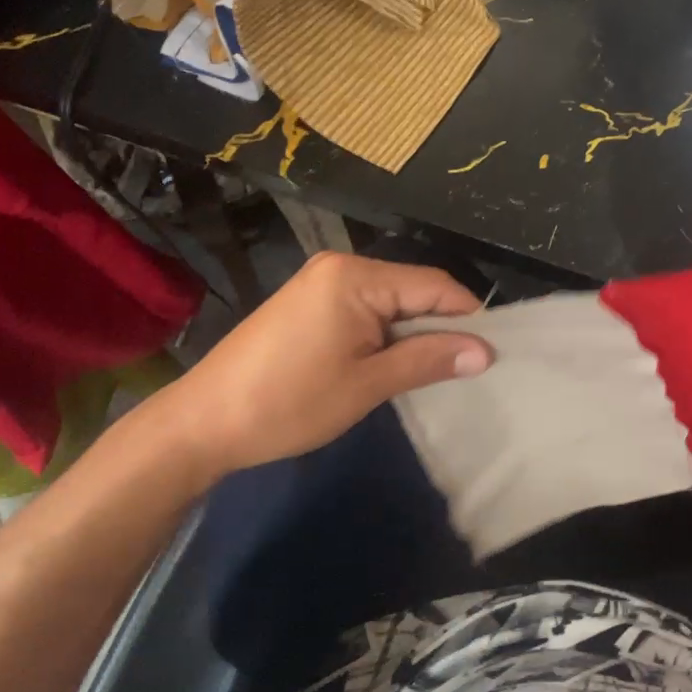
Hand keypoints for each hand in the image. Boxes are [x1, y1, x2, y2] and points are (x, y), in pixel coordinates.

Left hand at [150, 252, 490, 479]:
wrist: (200, 424)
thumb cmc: (288, 404)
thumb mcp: (368, 384)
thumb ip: (429, 360)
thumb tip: (486, 352)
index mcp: (356, 277)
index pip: (434, 285)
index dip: (467, 316)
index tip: (491, 352)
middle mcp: (340, 267)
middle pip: (412, 289)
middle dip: (439, 325)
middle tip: (461, 366)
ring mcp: (319, 281)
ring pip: (390, 300)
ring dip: (411, 331)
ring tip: (427, 369)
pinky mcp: (307, 301)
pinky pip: (364, 307)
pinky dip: (383, 332)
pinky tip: (386, 362)